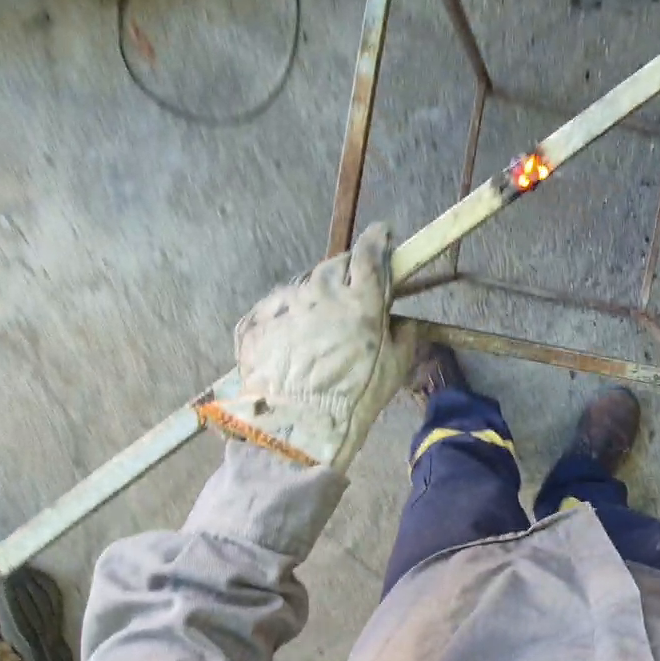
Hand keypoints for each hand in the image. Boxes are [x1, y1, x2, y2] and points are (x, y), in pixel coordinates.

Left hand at [200, 223, 414, 472]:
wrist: (298, 425)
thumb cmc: (355, 397)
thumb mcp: (395, 367)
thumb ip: (403, 336)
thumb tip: (402, 322)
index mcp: (360, 300)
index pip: (370, 253)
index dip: (377, 240)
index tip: (382, 235)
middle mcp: (321, 292)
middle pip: (335, 265)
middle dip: (346, 270)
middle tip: (352, 291)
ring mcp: (284, 304)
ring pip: (304, 286)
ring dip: (316, 296)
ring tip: (320, 326)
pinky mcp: (256, 322)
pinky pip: (274, 308)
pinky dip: (285, 317)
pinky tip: (292, 341)